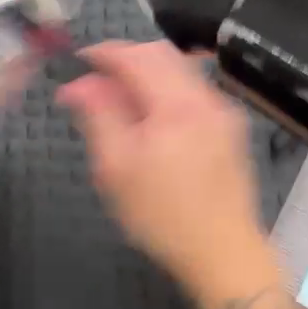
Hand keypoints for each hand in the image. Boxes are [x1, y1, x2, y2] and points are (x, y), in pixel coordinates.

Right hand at [57, 41, 264, 285]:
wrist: (224, 255)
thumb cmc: (161, 215)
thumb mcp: (116, 167)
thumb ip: (97, 115)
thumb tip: (78, 84)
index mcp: (175, 105)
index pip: (135, 56)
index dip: (102, 53)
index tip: (77, 60)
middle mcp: (205, 97)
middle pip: (160, 54)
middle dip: (124, 58)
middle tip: (95, 79)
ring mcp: (223, 111)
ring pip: (179, 69)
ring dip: (145, 72)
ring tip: (119, 99)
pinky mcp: (230, 128)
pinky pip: (192, 90)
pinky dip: (165, 89)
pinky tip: (149, 117)